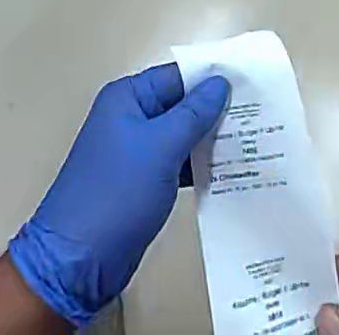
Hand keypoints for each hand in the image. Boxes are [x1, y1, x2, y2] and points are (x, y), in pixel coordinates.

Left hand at [8, 63, 230, 326]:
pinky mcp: (143, 180)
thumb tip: (220, 83)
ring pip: (181, 134)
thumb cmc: (118, 192)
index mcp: (128, 97)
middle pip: (180, 104)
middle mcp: (131, 116)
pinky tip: (230, 171)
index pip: (176, 76)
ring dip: (210, 139)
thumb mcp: (160, 147)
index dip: (211, 79)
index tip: (250, 84)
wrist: (79, 261)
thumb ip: (193, 113)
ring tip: (254, 140)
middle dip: (215, 110)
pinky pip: (177, 161)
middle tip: (259, 115)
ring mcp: (136, 150)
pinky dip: (199, 165)